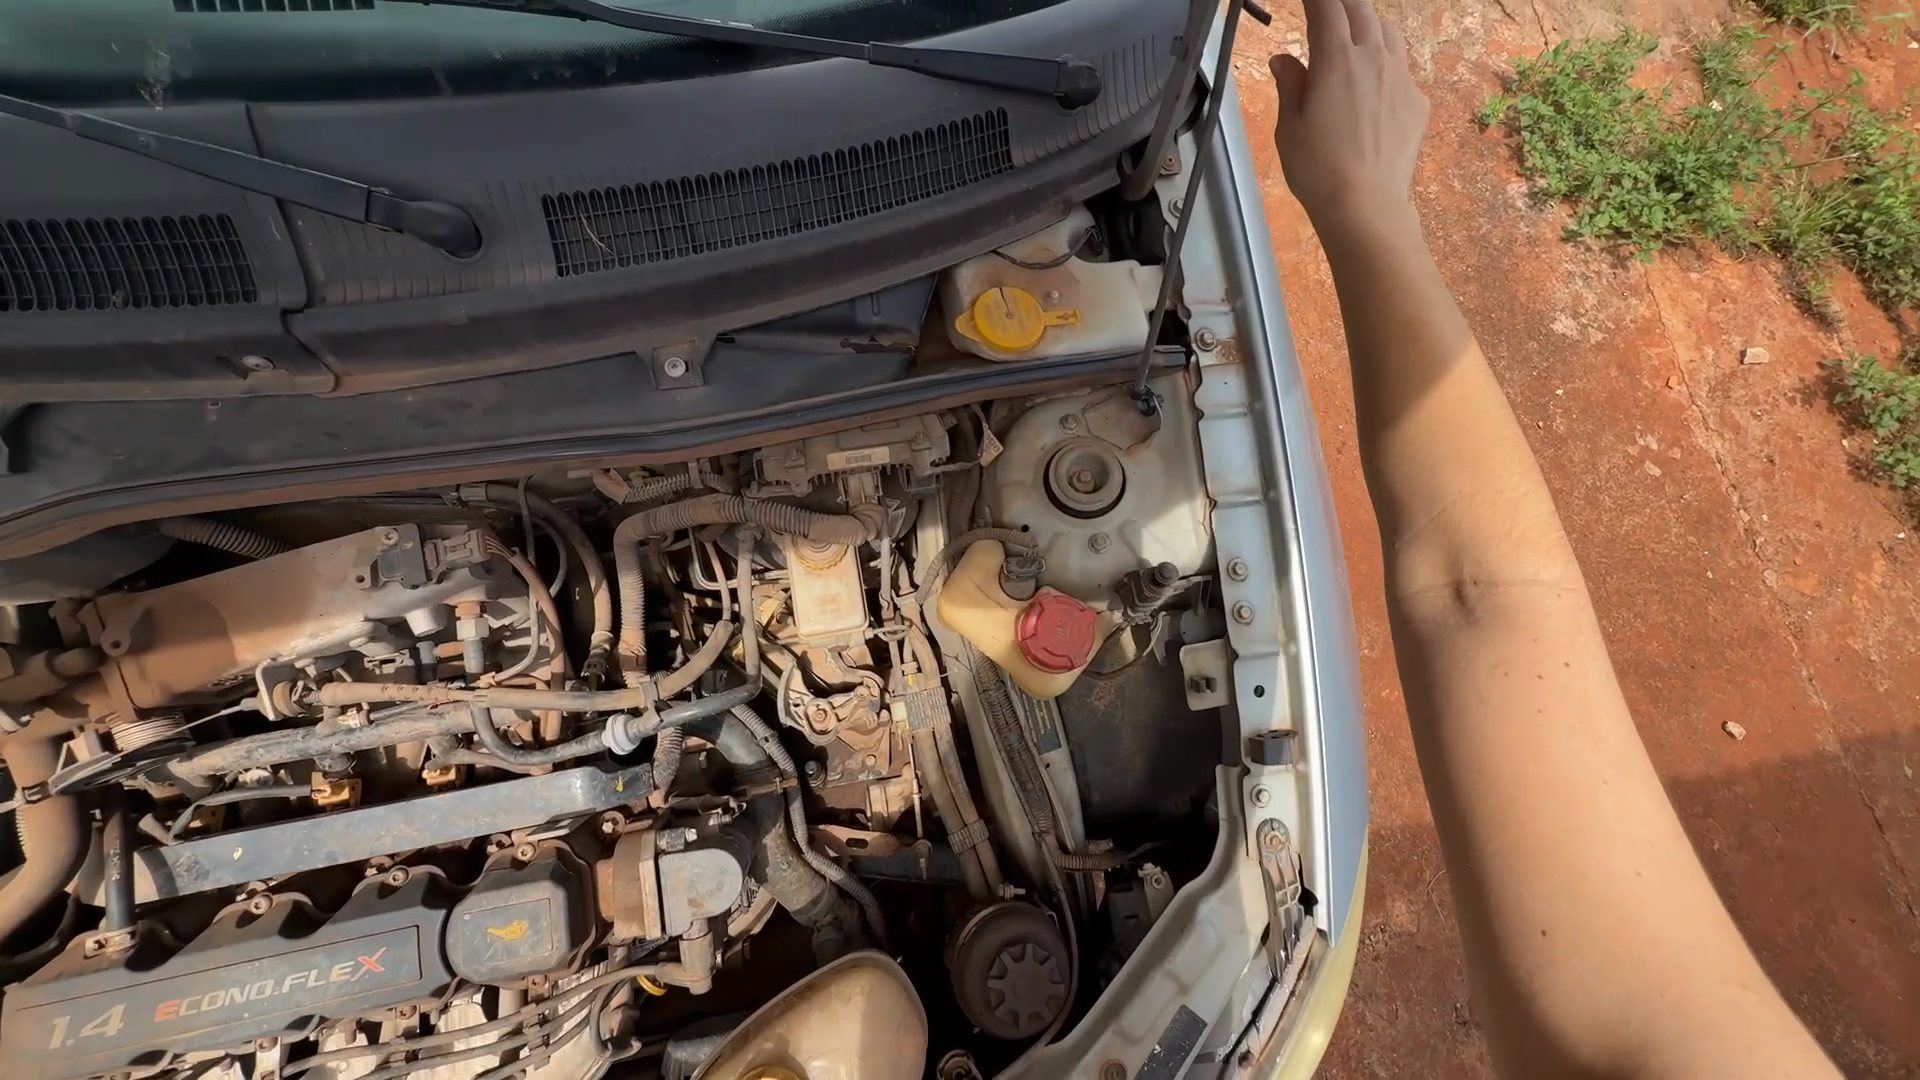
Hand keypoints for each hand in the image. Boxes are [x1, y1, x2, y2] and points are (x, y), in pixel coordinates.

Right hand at [1269, 0, 1428, 239]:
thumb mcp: (1289, 130)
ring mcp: (1400, 76)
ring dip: (1367, 25)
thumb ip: (1290, 87)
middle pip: (1361, 8)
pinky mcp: (1416, 100)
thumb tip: (1284, 60)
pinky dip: (1383, 64)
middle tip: (1327, 6)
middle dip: (1341, 2)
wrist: (1365, 204)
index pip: (1326, 7)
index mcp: (1336, 60)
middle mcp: (1373, 57)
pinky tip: (1371, 88)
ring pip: (1387, 31)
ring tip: (1353, 37)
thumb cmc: (1316, 170)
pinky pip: (1400, 68)